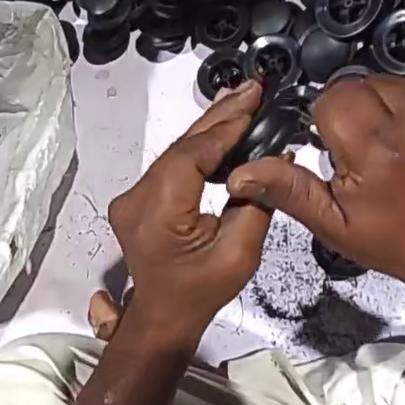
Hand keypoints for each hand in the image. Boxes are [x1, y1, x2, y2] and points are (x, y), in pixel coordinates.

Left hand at [106, 81, 271, 345]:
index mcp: (157, 215)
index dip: (225, 128)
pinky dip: (197, 148)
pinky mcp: (136, 199)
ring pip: (175, 152)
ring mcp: (131, 199)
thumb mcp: (240, 253)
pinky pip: (170, 165)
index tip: (253, 103)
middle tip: (251, 90)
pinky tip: (220, 132)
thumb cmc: (199, 293)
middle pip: (181, 147)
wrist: (164, 314)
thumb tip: (273, 158)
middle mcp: (135, 201)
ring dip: (209, 129)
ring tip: (241, 102)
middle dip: (219, 117)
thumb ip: (257, 202)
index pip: (192, 156)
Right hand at [225, 74, 404, 309]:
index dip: (330, 120)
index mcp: (379, 152)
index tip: (340, 146)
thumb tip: (245, 174)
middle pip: (371, 84)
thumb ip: (289, 190)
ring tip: (404, 157)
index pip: (336, 95)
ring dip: (398, 114)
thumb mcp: (336, 225)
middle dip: (363, 114)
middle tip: (373, 156)